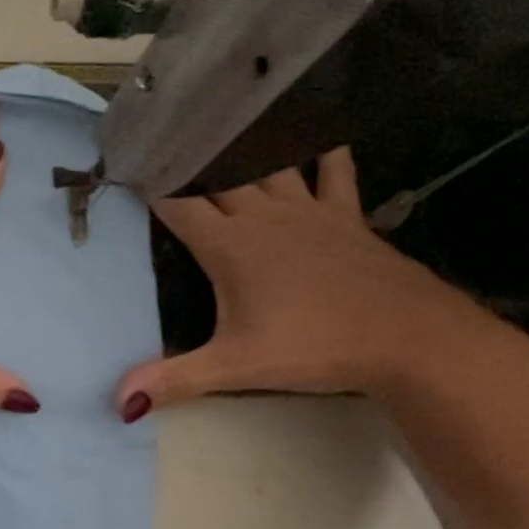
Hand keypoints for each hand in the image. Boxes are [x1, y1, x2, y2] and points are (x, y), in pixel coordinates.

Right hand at [113, 147, 503, 420]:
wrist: (408, 337)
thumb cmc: (314, 347)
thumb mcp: (235, 367)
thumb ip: (174, 380)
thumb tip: (120, 405)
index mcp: (229, 246)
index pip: (178, 204)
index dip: (151, 183)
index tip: (128, 162)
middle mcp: (264, 217)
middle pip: (219, 175)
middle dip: (190, 157)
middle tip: (166, 136)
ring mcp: (309, 211)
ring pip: (269, 165)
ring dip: (246, 147)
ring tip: (225, 123)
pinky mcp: (346, 216)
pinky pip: (333, 172)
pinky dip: (323, 153)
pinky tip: (319, 134)